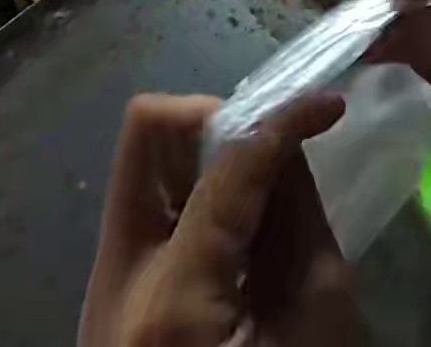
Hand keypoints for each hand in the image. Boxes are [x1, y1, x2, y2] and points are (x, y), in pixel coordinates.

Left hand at [79, 95, 363, 346]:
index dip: (285, 120)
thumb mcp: (313, 326)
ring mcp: (103, 274)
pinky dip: (196, 182)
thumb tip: (287, 152)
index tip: (327, 106)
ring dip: (204, 146)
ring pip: (143, 154)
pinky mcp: (109, 279)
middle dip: (214, 118)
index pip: (231, 166)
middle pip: (147, 129)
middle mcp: (117, 271)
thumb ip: (302, 224)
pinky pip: (153, 195)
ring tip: (253, 187)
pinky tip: (234, 222)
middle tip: (263, 147)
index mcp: (173, 299)